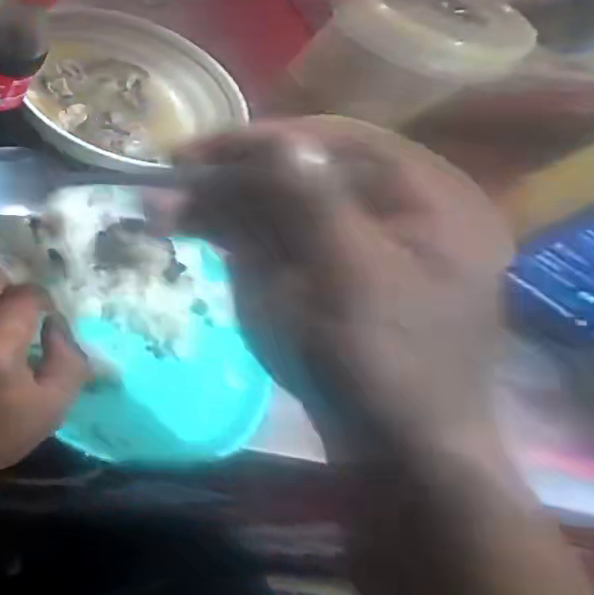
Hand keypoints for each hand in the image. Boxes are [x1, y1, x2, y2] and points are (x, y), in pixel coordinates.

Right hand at [177, 117, 513, 457]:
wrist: (401, 454)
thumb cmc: (386, 361)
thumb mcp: (350, 276)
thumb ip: (314, 202)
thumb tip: (280, 140)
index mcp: (428, 197)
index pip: (336, 141)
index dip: (264, 140)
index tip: (202, 151)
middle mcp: (398, 207)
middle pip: (303, 171)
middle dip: (232, 178)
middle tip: (172, 179)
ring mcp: (361, 241)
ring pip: (283, 204)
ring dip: (223, 204)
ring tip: (164, 210)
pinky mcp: (332, 271)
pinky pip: (279, 237)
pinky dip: (234, 233)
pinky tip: (193, 228)